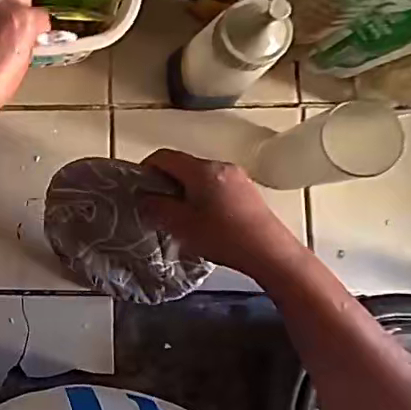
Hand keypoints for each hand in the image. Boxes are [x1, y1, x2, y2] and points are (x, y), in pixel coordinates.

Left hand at [0, 0, 50, 118]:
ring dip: (0, 6)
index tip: (37, 35)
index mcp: (23, 20)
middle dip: (21, 7)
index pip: (41, 16)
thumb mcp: (20, 69)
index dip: (40, 28)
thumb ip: (25, 46)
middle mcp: (1, 6)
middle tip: (18, 26)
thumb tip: (24, 43)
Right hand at [140, 148, 303, 274]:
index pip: (164, 156)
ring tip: (181, 217)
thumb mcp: (180, 225)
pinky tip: (204, 221)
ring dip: (185, 191)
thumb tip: (145, 198)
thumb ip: (157, 208)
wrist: (269, 252)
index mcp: (201, 170)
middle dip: (166, 183)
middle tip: (158, 207)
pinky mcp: (247, 191)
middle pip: (183, 165)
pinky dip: (202, 196)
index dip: (146, 169)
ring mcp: (237, 177)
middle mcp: (220, 166)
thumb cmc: (224, 237)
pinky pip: (215, 185)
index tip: (140, 188)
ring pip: (199, 176)